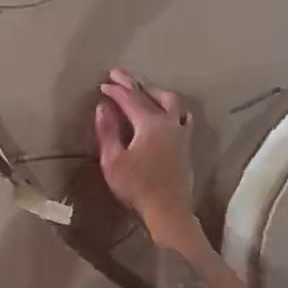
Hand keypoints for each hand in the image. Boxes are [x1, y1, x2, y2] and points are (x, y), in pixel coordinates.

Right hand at [95, 68, 204, 249]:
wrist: (168, 211)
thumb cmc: (136, 187)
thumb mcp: (113, 160)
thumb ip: (108, 131)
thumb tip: (103, 108)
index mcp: (151, 125)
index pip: (131, 100)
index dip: (115, 90)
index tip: (102, 85)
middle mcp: (170, 123)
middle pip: (154, 95)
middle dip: (136, 84)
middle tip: (119, 75)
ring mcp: (181, 134)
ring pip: (172, 102)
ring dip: (155, 92)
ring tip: (142, 89)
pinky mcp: (185, 145)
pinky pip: (179, 115)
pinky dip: (168, 106)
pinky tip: (165, 111)